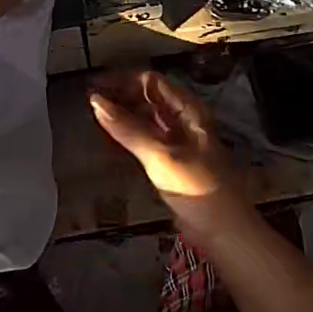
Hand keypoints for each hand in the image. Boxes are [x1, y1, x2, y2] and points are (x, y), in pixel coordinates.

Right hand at [89, 71, 253, 237]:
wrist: (223, 231)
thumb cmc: (196, 187)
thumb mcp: (161, 156)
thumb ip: (128, 129)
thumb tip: (95, 101)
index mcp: (188, 109)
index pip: (151, 81)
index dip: (122, 80)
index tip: (94, 87)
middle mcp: (183, 119)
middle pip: (147, 97)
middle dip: (119, 96)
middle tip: (89, 104)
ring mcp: (177, 140)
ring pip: (145, 117)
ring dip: (121, 116)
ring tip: (94, 120)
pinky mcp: (170, 159)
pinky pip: (145, 138)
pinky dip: (127, 135)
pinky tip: (109, 141)